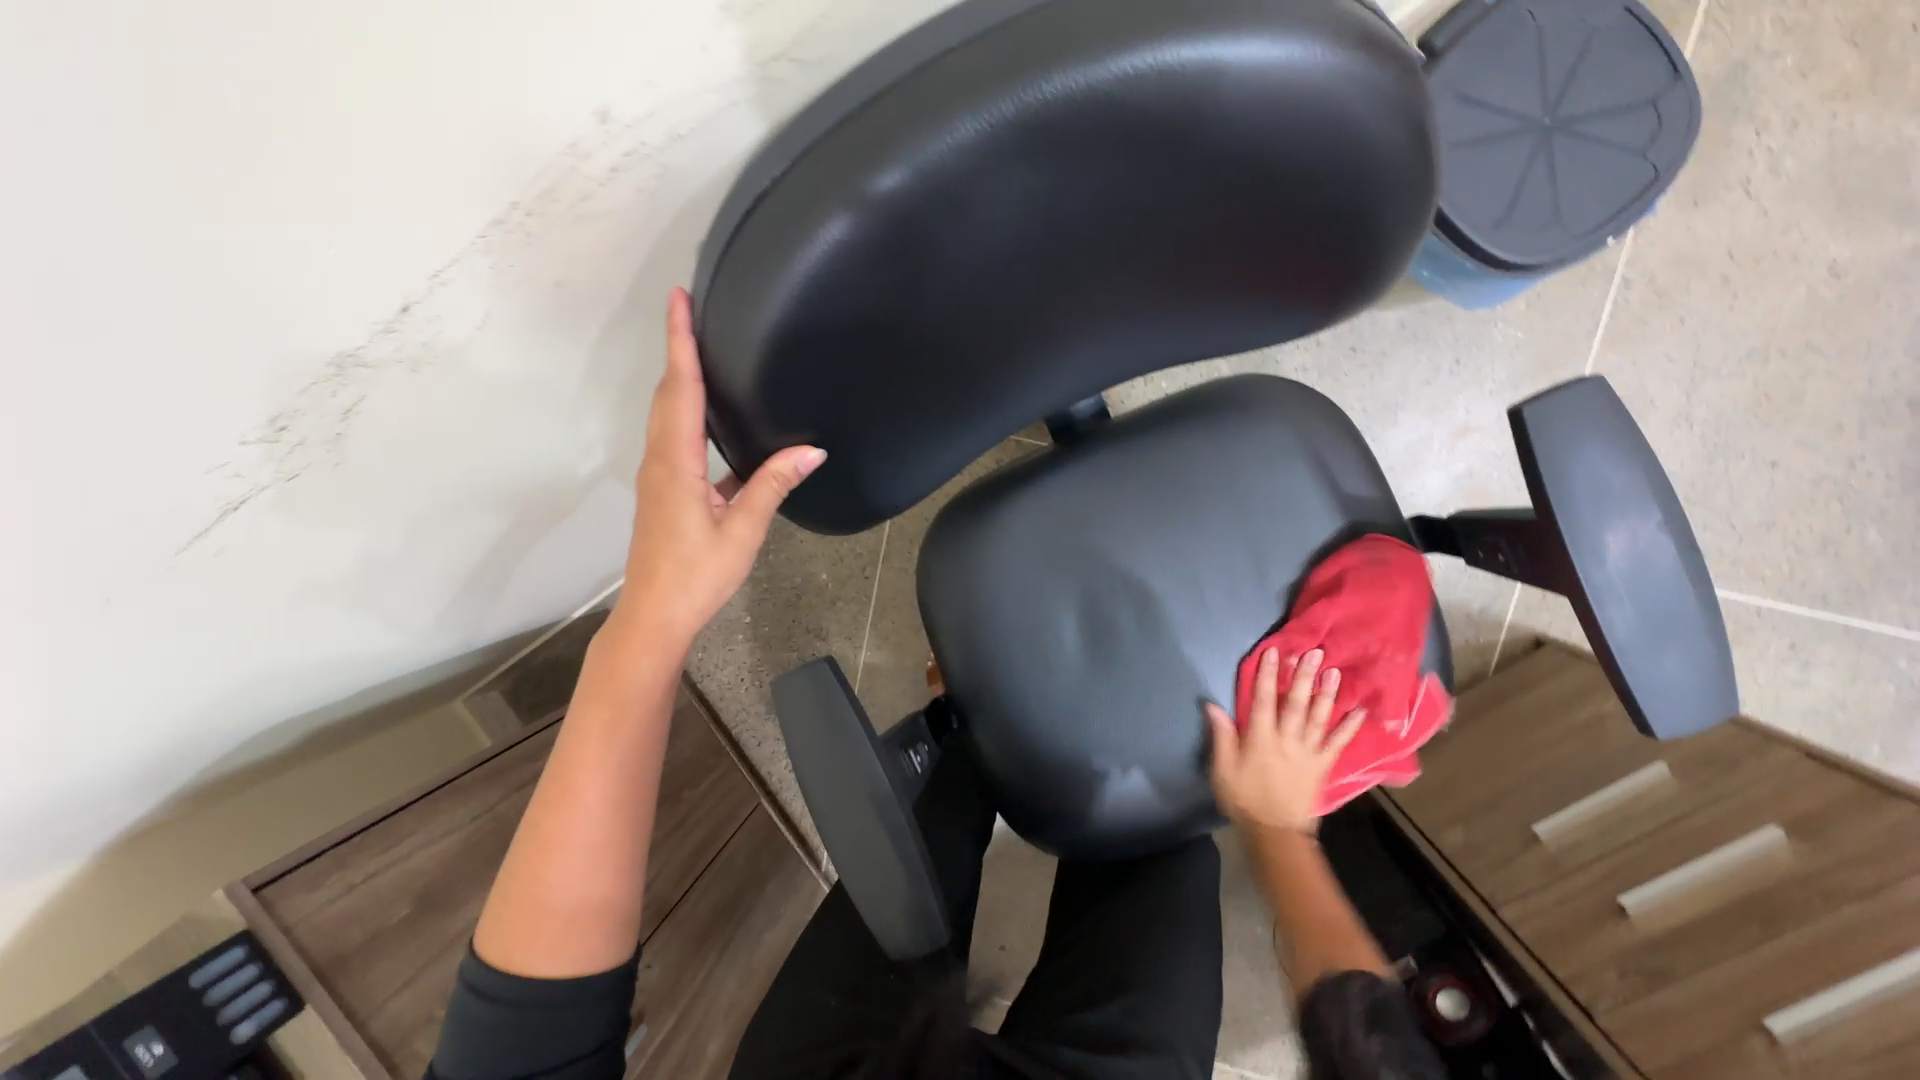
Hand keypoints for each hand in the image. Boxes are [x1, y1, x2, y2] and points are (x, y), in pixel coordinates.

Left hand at [610, 287, 826, 651]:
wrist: (656, 613)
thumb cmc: (696, 574)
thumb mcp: (743, 529)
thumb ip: (773, 484)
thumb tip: (812, 450)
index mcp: (676, 462)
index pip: (680, 388)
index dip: (680, 341)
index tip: (678, 298)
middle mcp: (660, 459)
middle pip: (667, 391)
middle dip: (677, 347)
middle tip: (690, 308)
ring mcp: (658, 474)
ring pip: (667, 412)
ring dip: (680, 376)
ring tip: (699, 347)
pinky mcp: (664, 489)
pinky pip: (675, 435)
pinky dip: (687, 409)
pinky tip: (711, 414)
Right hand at [1206, 648, 1366, 833]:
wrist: (1275, 832)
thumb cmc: (1244, 799)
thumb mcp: (1222, 769)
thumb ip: (1222, 736)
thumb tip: (1213, 705)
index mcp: (1260, 739)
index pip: (1262, 700)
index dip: (1267, 675)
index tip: (1273, 652)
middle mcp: (1287, 740)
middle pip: (1295, 703)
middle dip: (1303, 676)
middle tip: (1313, 652)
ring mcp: (1308, 752)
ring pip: (1318, 717)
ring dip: (1326, 693)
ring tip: (1333, 671)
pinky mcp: (1323, 764)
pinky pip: (1338, 743)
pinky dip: (1350, 727)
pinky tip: (1360, 710)